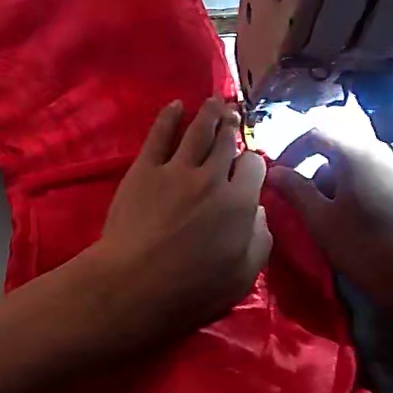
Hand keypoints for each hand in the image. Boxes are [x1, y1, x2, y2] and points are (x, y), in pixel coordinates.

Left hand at [71, 98, 272, 352]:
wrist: (133, 283)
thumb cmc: (191, 290)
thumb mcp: (243, 276)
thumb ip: (259, 240)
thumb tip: (258, 210)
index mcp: (239, 203)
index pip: (254, 167)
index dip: (253, 162)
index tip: (249, 163)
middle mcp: (211, 177)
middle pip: (226, 142)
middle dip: (232, 126)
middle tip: (234, 115)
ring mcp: (176, 169)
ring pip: (197, 132)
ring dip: (209, 114)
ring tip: (215, 101)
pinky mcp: (144, 169)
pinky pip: (159, 135)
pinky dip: (169, 117)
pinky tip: (176, 105)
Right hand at [268, 128, 392, 331]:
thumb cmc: (367, 250)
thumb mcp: (321, 221)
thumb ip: (295, 190)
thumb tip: (274, 171)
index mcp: (359, 155)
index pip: (318, 133)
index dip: (292, 149)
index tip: (280, 175)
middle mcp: (384, 155)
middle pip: (339, 150)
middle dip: (316, 171)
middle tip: (305, 201)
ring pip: (358, 168)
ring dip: (336, 185)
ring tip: (329, 219)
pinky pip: (376, 182)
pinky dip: (357, 193)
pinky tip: (357, 225)